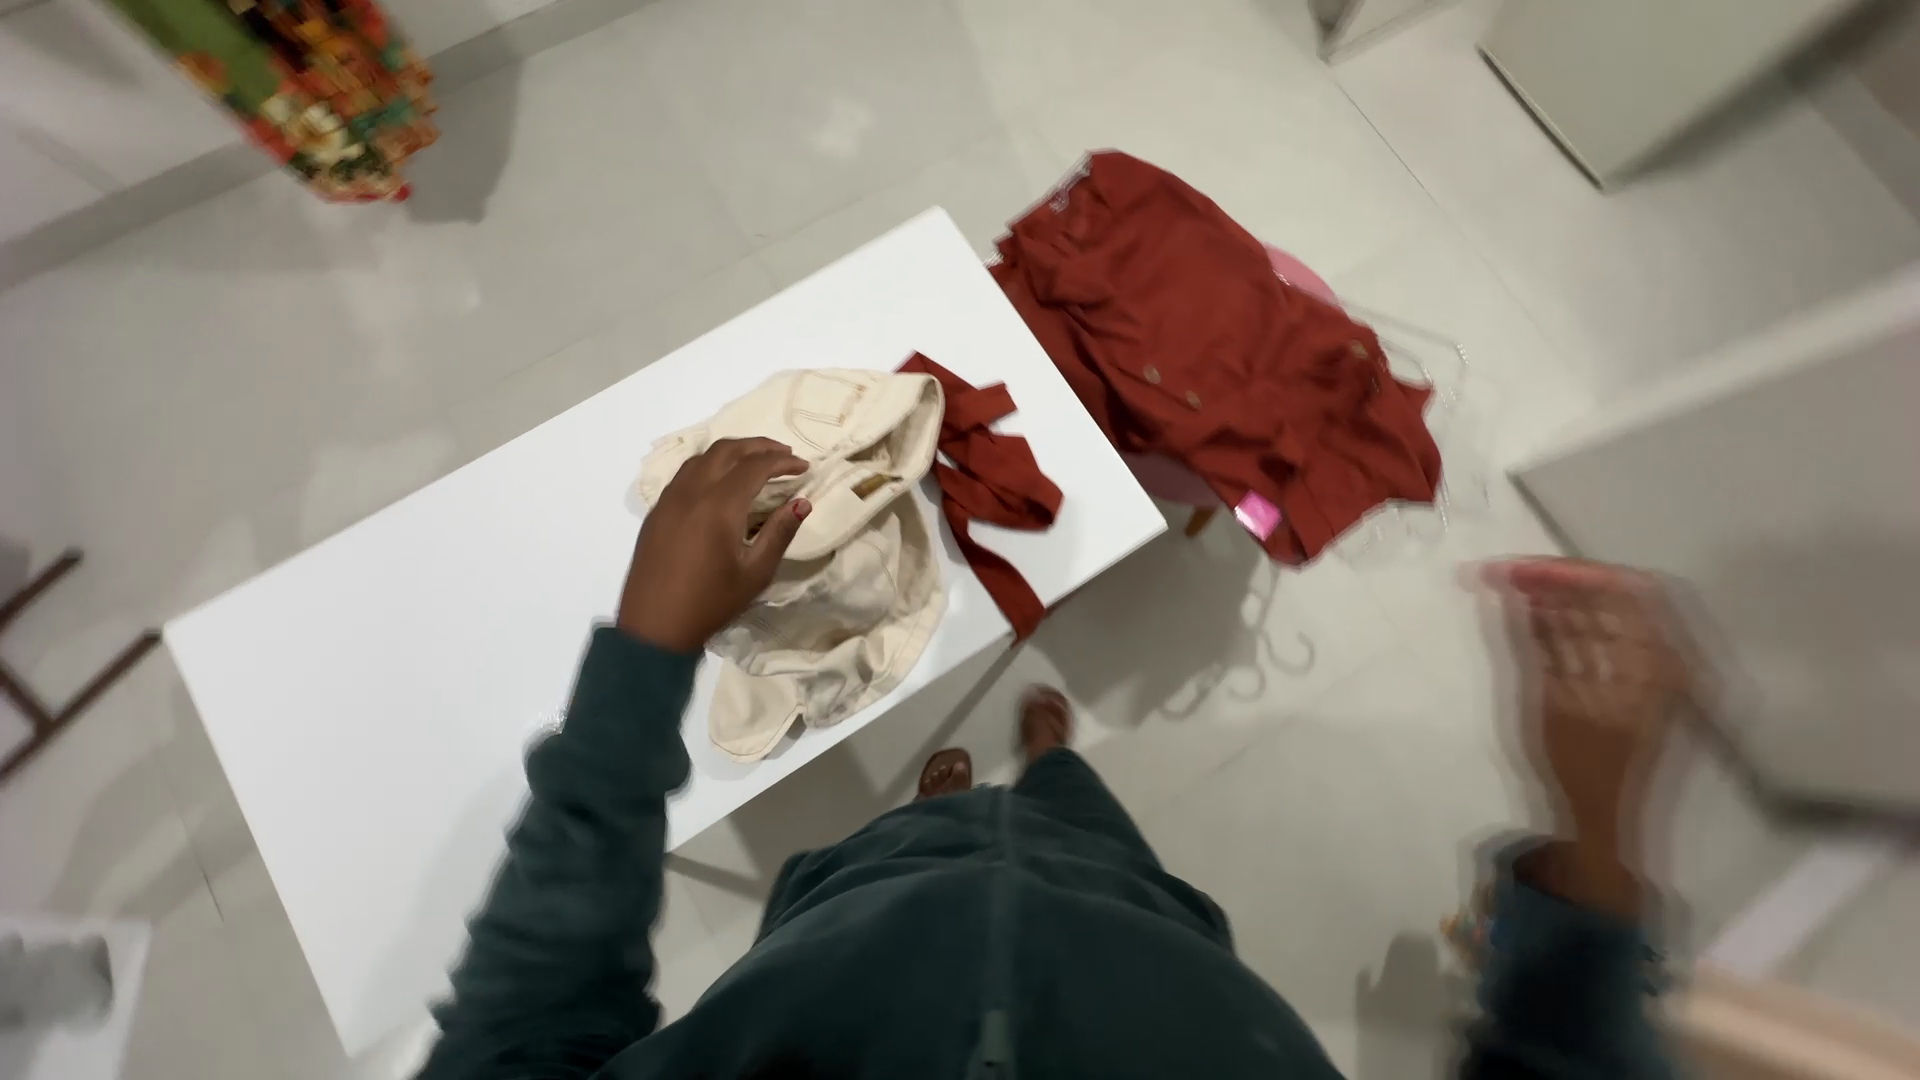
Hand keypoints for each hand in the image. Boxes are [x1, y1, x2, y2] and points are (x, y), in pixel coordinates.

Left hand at [618, 438, 810, 652]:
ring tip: (755, 462)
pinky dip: (710, 465)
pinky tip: (722, 482)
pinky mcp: (658, 510)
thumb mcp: (756, 572)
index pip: (756, 466)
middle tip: (784, 455)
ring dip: (733, 452)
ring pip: (703, 457)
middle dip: (759, 446)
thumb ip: (780, 532)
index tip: (805, 467)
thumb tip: (803, 503)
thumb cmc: (712, 603)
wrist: (655, 626)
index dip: (783, 462)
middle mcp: (692, 492)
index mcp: (720, 505)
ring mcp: (670, 499)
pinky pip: (686, 473)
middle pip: (727, 450)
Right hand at [1481, 558, 1692, 910]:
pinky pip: (1598, 636)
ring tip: (1506, 585)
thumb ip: (1536, 640)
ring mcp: (1648, 670)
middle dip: (1559, 578)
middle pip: (1617, 597)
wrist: (1600, 818)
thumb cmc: (1580, 765)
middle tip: (1503, 572)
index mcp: (1659, 662)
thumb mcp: (1552, 700)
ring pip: (1605, 614)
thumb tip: (1514, 588)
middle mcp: (1665, 658)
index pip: (1626, 590)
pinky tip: (1527, 612)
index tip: (1518, 568)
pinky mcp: (1627, 680)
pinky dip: (1562, 621)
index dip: (1572, 572)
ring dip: (1557, 596)